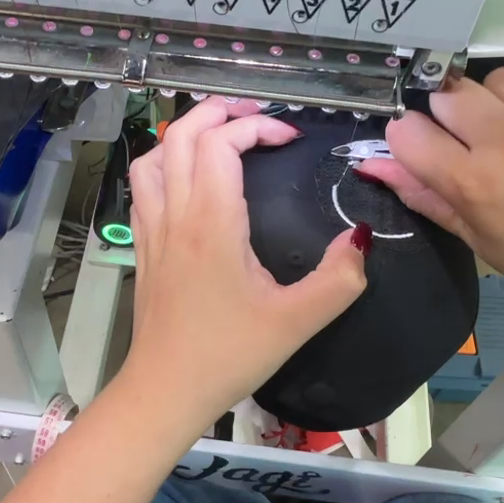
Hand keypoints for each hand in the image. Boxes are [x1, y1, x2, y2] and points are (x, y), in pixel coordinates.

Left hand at [117, 99, 368, 429]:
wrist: (165, 390)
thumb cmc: (227, 356)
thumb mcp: (296, 322)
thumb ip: (338, 280)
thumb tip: (360, 238)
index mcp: (210, 222)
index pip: (220, 143)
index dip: (256, 126)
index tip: (289, 138)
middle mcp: (175, 215)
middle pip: (180, 134)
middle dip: (218, 112)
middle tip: (256, 118)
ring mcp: (151, 229)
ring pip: (154, 156)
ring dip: (185, 134)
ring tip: (221, 138)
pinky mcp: (142, 247)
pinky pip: (144, 186)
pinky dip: (165, 164)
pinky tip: (188, 180)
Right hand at [356, 69, 503, 317]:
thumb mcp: (479, 239)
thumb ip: (423, 195)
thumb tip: (372, 162)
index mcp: (474, 181)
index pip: (408, 130)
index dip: (412, 140)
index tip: (426, 150)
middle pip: (447, 94)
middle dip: (451, 117)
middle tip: (477, 145)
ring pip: (497, 80)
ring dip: (497, 104)